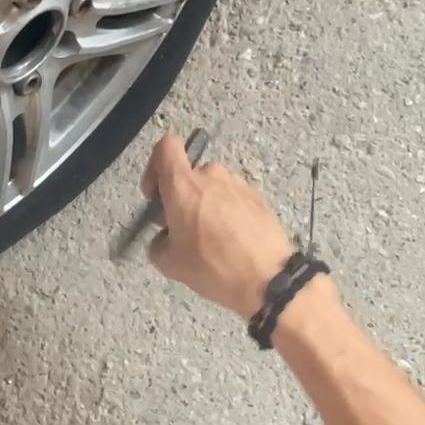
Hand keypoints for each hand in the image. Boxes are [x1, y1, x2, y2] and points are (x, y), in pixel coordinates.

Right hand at [140, 134, 296, 317]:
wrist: (269, 278)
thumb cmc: (213, 265)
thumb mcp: (170, 264)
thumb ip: (158, 244)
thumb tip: (164, 239)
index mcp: (184, 184)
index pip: (166, 146)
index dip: (155, 165)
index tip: (156, 194)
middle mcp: (211, 175)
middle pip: (188, 175)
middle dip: (180, 198)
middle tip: (182, 229)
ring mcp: (238, 184)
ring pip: (212, 187)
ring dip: (205, 205)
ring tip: (211, 239)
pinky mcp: (258, 197)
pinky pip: (233, 198)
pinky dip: (227, 212)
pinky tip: (232, 240)